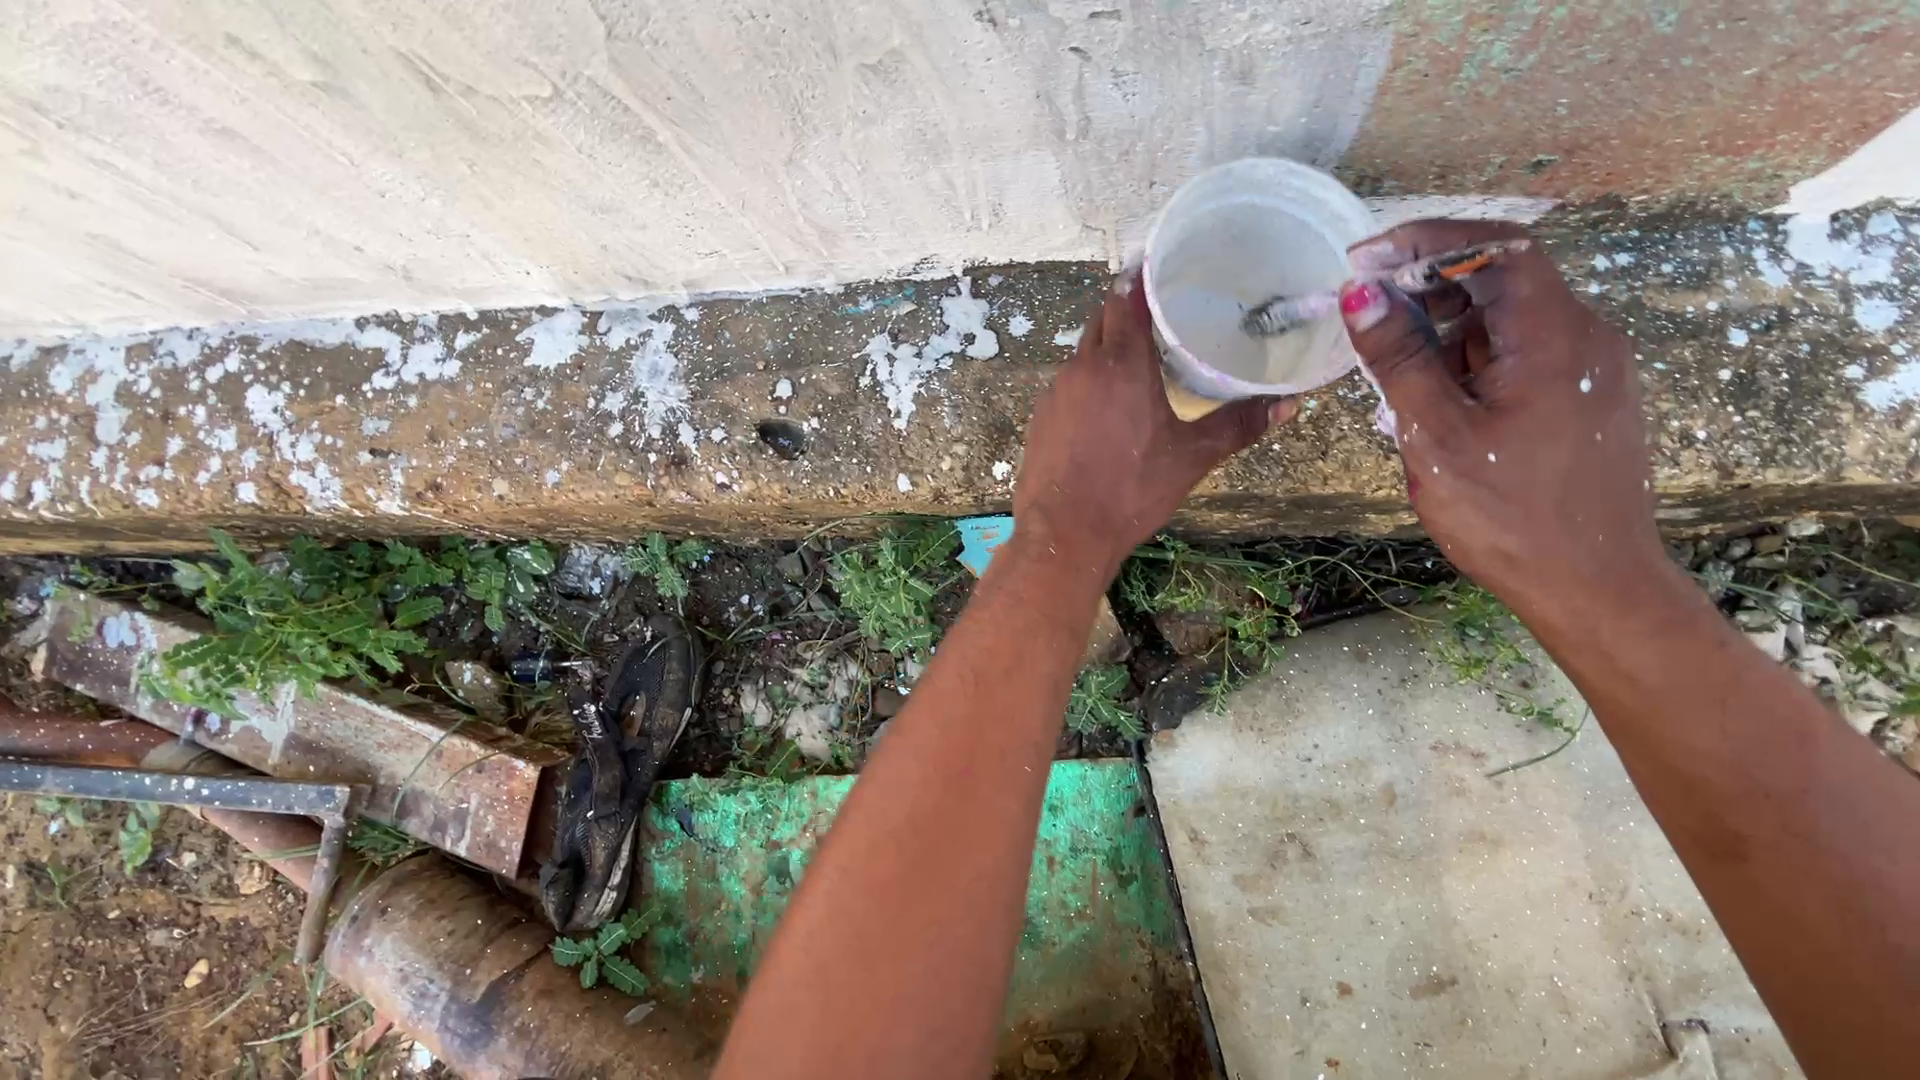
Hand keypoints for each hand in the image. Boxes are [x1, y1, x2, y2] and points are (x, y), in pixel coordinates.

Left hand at [1015, 277, 1298, 578]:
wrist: (1064, 535)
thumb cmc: (1130, 492)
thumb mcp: (1192, 457)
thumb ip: (1239, 425)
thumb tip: (1290, 404)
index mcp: (1121, 364)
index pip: (1128, 297)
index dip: (1144, 277)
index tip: (1165, 266)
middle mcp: (1083, 367)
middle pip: (1104, 318)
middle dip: (1128, 310)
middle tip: (1162, 313)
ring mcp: (1055, 391)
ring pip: (1084, 352)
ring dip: (1109, 348)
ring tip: (1141, 359)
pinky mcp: (1041, 416)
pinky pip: (1069, 383)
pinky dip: (1090, 381)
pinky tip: (1108, 405)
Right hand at [1339, 219, 1667, 621]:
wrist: (1593, 584)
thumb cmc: (1508, 515)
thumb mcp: (1437, 435)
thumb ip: (1399, 359)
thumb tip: (1362, 294)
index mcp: (1553, 336)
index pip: (1495, 247)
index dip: (1426, 239)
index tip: (1363, 259)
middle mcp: (1583, 335)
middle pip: (1501, 278)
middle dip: (1426, 287)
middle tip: (1365, 321)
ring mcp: (1588, 367)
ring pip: (1506, 319)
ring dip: (1443, 329)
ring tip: (1393, 377)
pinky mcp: (1583, 395)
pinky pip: (1518, 352)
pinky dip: (1467, 358)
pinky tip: (1434, 401)